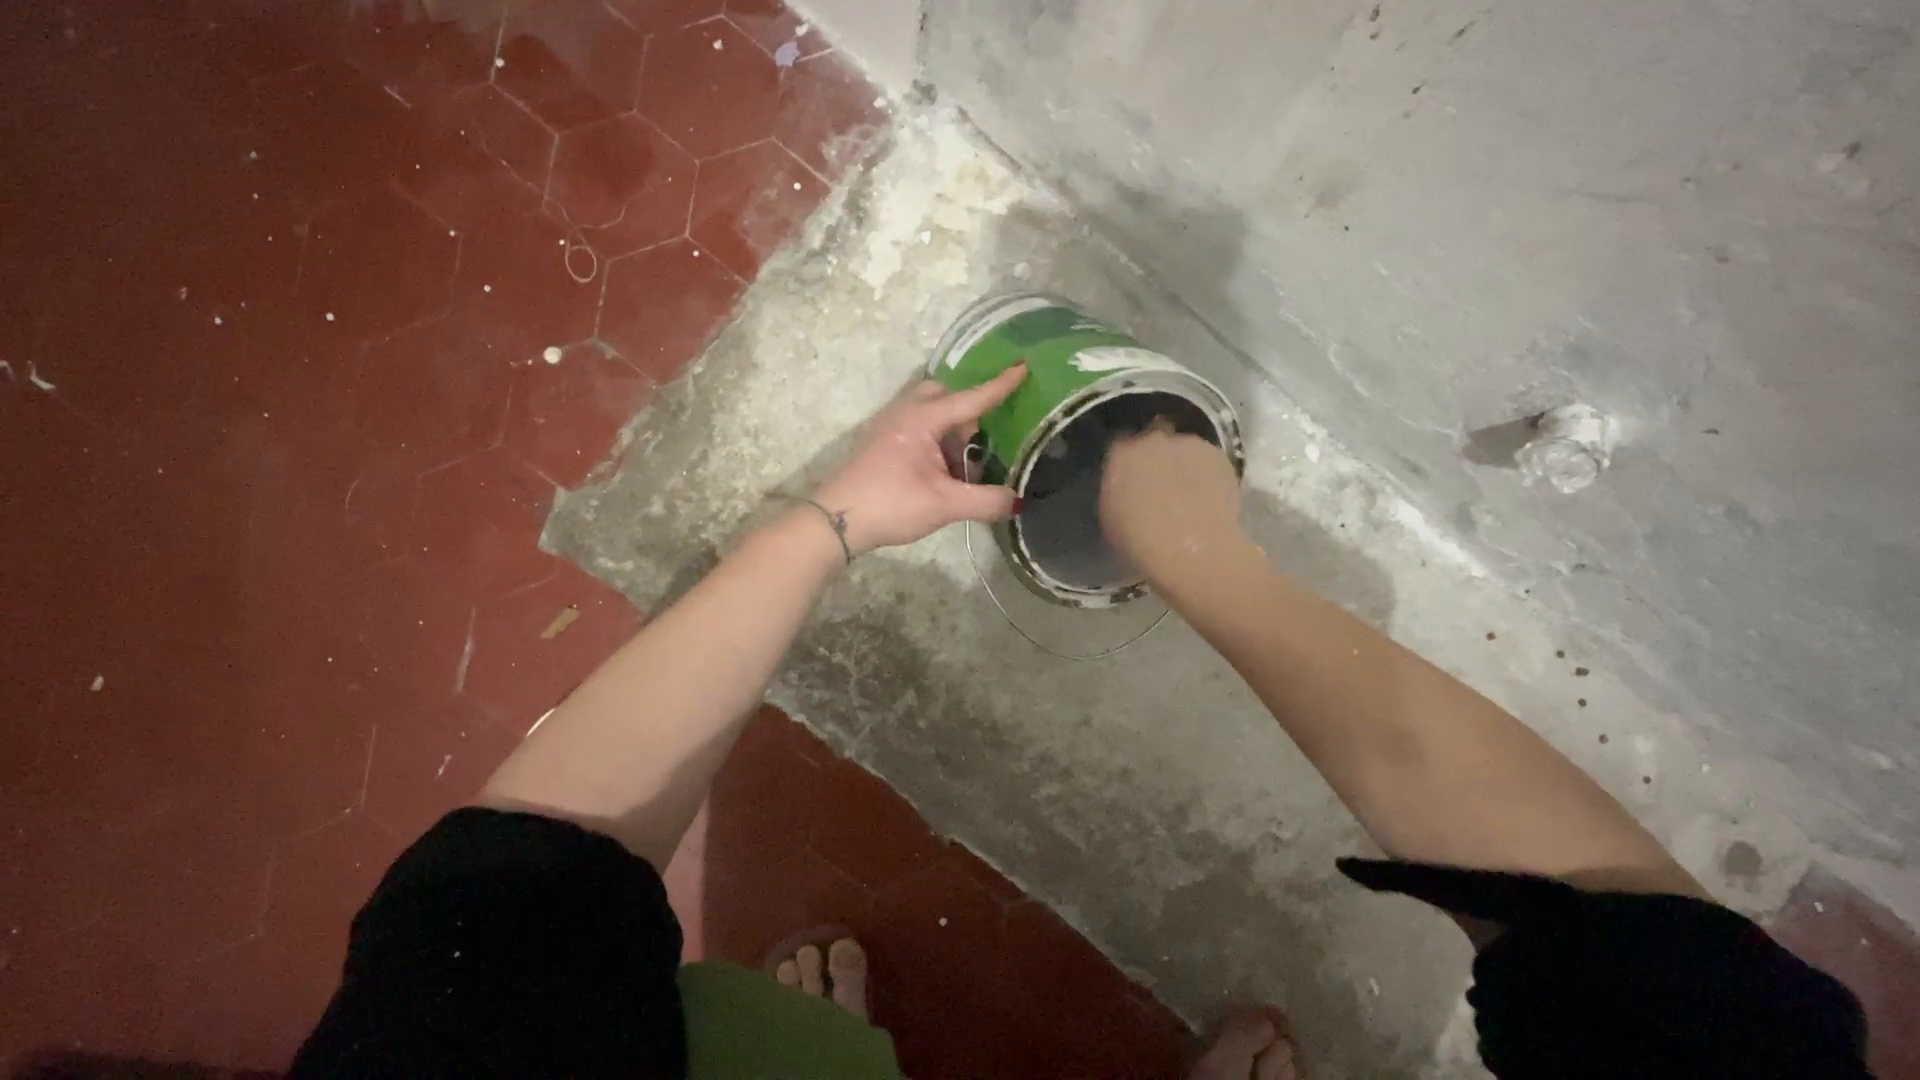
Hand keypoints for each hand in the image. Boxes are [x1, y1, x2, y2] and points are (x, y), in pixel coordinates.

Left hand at [811, 365, 1027, 555]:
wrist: (837, 521)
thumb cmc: (891, 504)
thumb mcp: (944, 505)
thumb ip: (985, 501)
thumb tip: (1016, 501)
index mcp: (923, 418)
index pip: (971, 398)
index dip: (1000, 386)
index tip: (1023, 367)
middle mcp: (906, 413)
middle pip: (944, 395)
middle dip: (968, 411)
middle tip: (982, 442)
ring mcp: (890, 427)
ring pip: (929, 412)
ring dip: (951, 431)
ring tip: (961, 466)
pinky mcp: (881, 443)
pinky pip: (918, 427)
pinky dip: (936, 441)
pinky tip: (941, 473)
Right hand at [1100, 423, 1242, 574]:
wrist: (1190, 550)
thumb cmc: (1139, 541)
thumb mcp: (1110, 518)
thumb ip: (1116, 492)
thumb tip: (1125, 489)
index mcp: (1121, 455)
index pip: (1119, 446)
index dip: (1126, 461)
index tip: (1129, 477)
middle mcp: (1154, 441)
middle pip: (1153, 439)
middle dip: (1155, 456)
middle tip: (1159, 482)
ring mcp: (1189, 445)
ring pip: (1184, 448)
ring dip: (1183, 462)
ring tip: (1188, 490)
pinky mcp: (1219, 456)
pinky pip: (1209, 460)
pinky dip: (1207, 473)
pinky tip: (1208, 495)